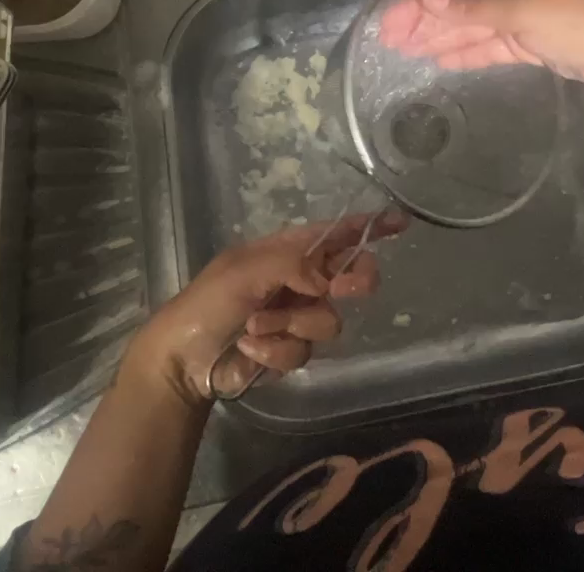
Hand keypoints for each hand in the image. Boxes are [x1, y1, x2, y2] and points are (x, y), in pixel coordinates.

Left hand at [124, 208, 407, 406]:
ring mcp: (298, 315)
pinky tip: (250, 349)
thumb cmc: (207, 302)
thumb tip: (329, 281)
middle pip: (352, 276)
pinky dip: (276, 351)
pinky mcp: (292, 349)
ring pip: (329, 320)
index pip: (337, 232)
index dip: (369, 226)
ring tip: (254, 326)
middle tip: (335, 289)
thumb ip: (293, 265)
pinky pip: (305, 350)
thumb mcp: (245, 270)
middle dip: (350, 283)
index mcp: (288, 249)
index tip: (401, 223)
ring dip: (289, 324)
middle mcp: (301, 280)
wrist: (182, 359)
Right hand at [376, 0, 583, 87]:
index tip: (392, 20)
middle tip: (389, 41)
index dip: (421, 0)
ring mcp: (521, 18)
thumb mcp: (520, 8)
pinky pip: (488, 47)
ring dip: (438, 38)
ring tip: (406, 53)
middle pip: (458, 4)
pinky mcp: (531, 44)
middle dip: (424, 21)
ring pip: (470, 27)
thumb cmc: (576, 16)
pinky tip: (439, 60)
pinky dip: (464, 52)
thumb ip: (472, 6)